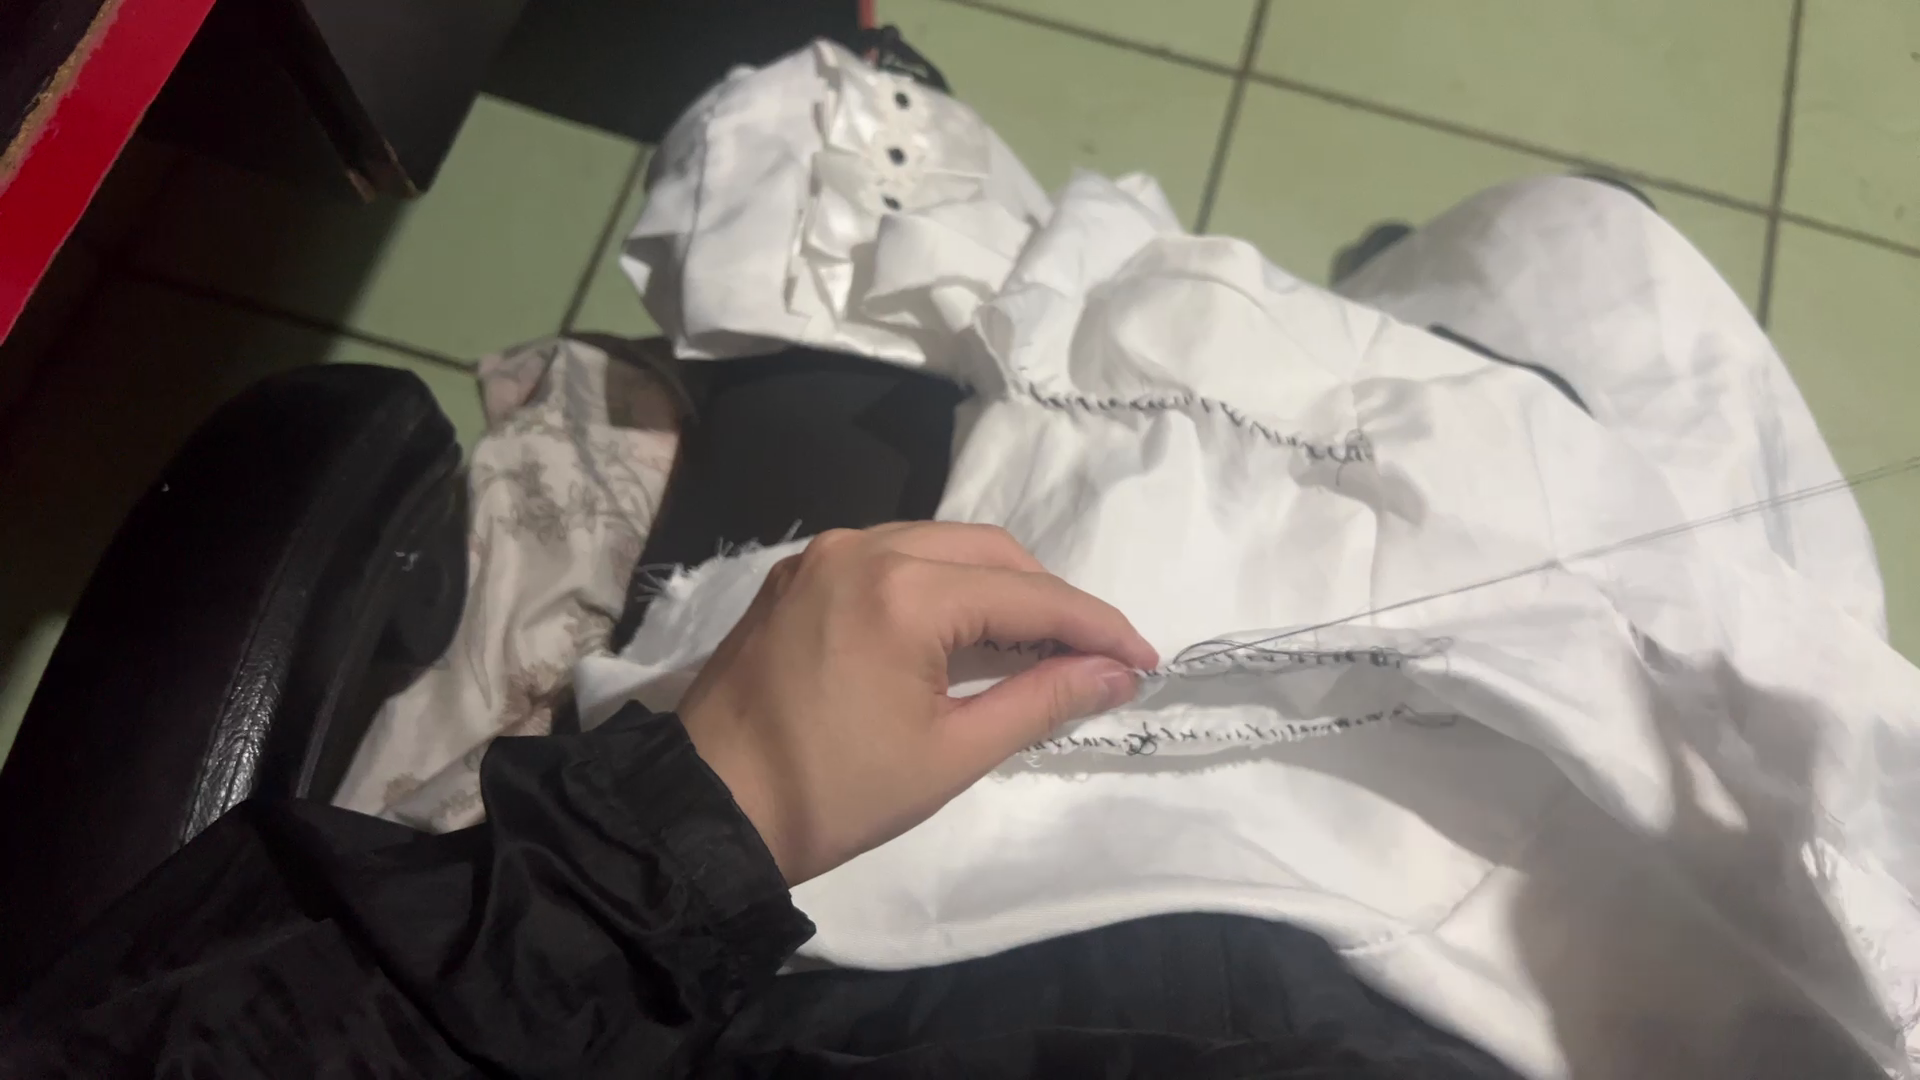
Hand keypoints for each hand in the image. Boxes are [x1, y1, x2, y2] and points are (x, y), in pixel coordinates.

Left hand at [677, 523, 1156, 884]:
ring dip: (996, 586)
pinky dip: (941, 584)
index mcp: (903, 592)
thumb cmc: (832, 795)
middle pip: (989, 551)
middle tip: (1085, 653)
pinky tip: (956, 627)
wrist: (704, 810)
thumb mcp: (950, 754)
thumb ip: (1042, 700)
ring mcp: (825, 552)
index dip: (1095, 626)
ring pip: (942, 545)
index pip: (1027, 596)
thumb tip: (1116, 672)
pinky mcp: (801, 569)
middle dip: (1048, 598)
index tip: (1143, 657)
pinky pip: (895, 556)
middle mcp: (864, 546)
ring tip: (1030, 641)